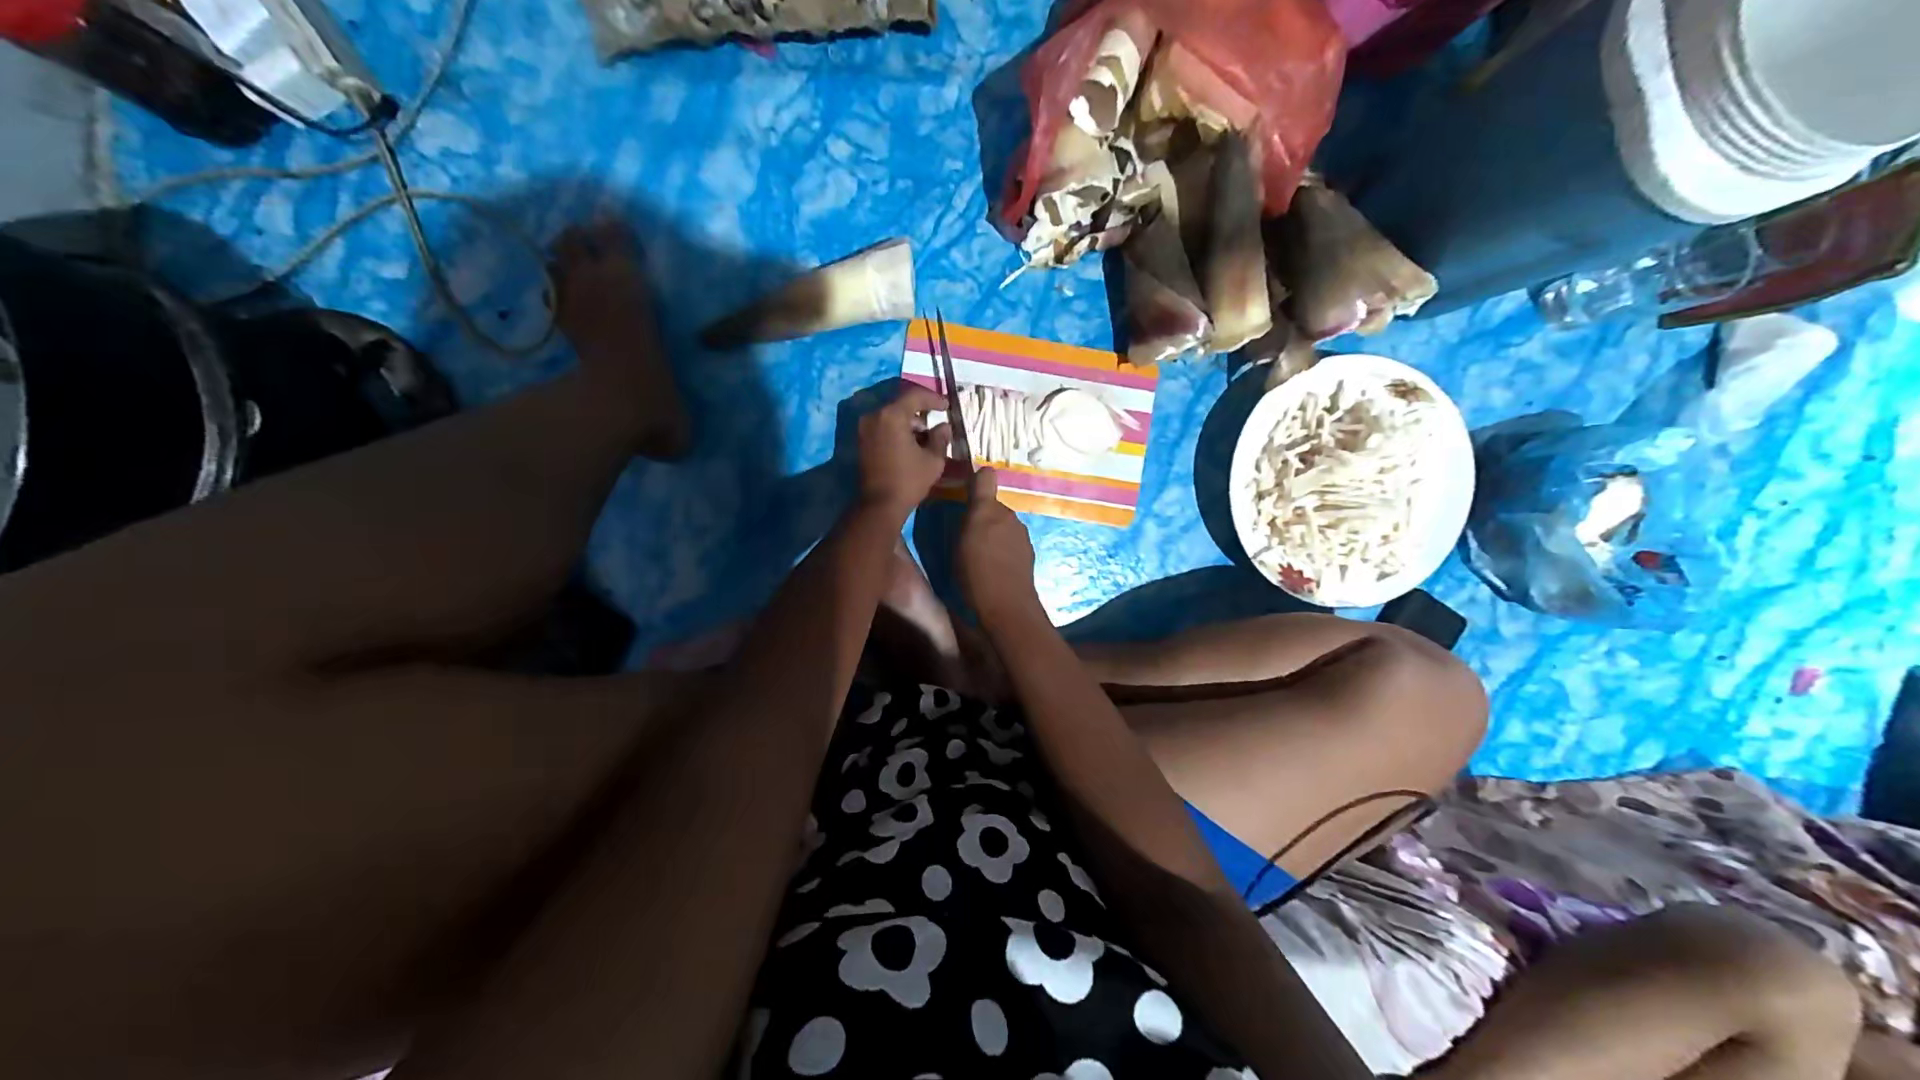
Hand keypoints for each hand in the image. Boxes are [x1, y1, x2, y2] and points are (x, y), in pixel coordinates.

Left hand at [858, 384, 951, 516]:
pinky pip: (882, 425)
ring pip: (891, 415)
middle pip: (901, 404)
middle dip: (920, 410)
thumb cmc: (909, 480)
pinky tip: (911, 442)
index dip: (933, 398)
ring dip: (908, 421)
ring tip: (926, 434)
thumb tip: (944, 426)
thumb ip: (940, 438)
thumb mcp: (933, 459)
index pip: (915, 395)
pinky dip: (897, 429)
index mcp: (891, 415)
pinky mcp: (862, 440)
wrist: (880, 505)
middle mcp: (874, 416)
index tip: (946, 406)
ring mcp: (865, 428)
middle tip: (937, 418)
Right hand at [958, 468, 1040, 621]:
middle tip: (966, 537)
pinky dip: (1002, 550)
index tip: (965, 491)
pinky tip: (992, 569)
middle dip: (982, 517)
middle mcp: (1009, 517)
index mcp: (989, 510)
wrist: (1006, 607)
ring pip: (1002, 526)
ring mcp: (1021, 537)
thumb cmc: (976, 573)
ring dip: (992, 535)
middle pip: (994, 508)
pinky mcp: (1027, 556)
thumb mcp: (961, 541)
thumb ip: (969, 512)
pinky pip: (1010, 544)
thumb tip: (974, 493)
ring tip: (978, 557)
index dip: (977, 481)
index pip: (986, 477)